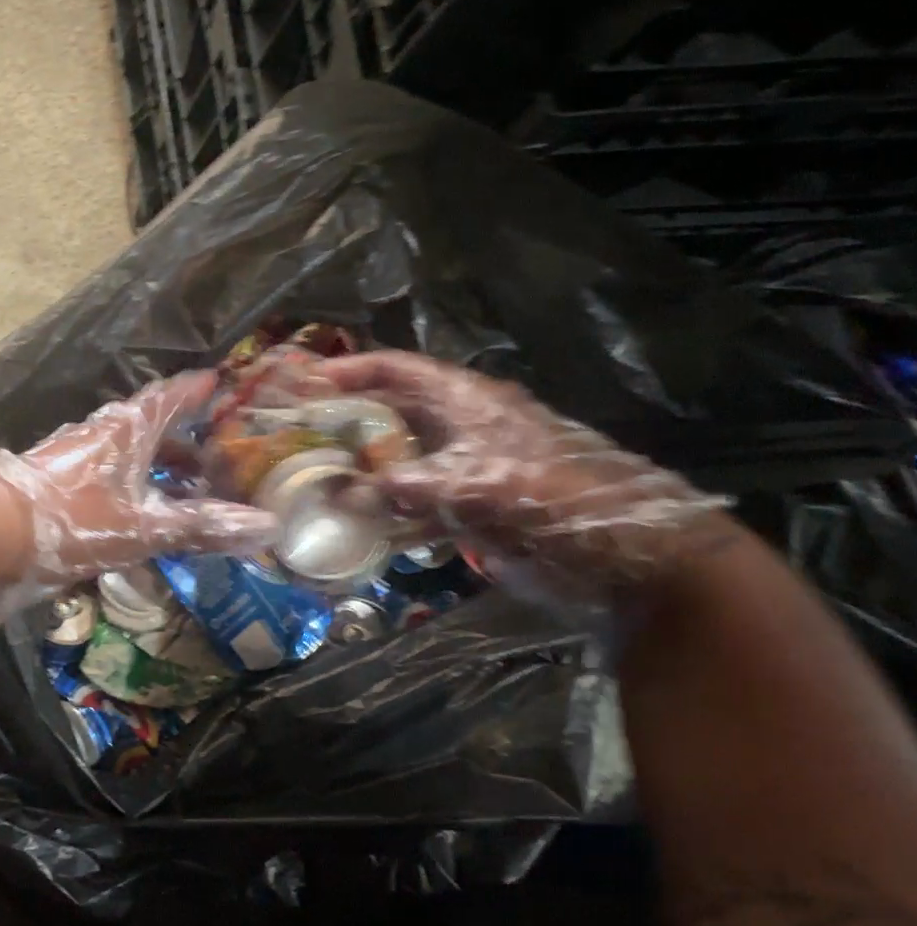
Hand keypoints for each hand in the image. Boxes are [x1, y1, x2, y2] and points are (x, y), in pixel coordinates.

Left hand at [0, 370, 285, 584]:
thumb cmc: (72, 519)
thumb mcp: (142, 528)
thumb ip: (199, 527)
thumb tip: (267, 527)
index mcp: (126, 430)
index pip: (168, 397)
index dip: (194, 391)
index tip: (218, 382)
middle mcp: (99, 433)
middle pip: (146, 425)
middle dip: (179, 438)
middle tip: (210, 456)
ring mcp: (71, 454)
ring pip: (122, 451)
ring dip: (151, 464)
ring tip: (177, 487)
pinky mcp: (51, 477)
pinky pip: (101, 472)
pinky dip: (126, 484)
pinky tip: (130, 510)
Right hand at [314, 351, 732, 594]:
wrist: (629, 556)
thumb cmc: (558, 501)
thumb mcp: (478, 487)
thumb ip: (405, 487)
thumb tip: (340, 493)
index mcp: (466, 402)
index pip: (397, 370)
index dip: (350, 370)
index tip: (303, 383)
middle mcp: (461, 426)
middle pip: (391, 409)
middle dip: (343, 417)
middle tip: (296, 432)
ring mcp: (465, 466)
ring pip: (396, 454)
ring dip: (356, 463)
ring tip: (309, 473)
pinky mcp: (469, 503)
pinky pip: (410, 496)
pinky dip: (380, 503)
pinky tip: (350, 517)